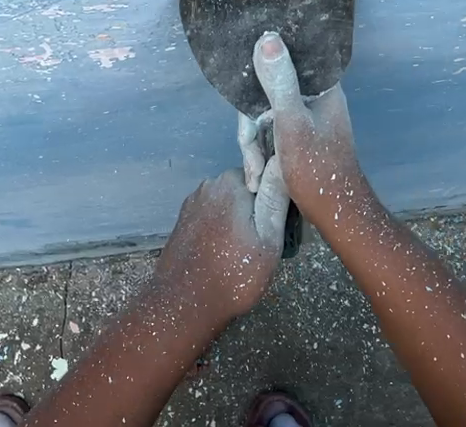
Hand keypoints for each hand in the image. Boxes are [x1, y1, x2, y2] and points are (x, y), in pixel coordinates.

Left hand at [150, 165, 288, 330]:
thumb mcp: (268, 238)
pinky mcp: (185, 219)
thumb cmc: (234, 274)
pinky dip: (221, 228)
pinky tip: (224, 252)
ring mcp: (194, 201)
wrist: (184, 303)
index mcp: (231, 182)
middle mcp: (210, 184)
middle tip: (265, 243)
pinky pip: (212, 215)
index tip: (280, 225)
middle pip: (245, 189)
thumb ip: (275, 197)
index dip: (276, 199)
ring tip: (245, 252)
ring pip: (228, 203)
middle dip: (257, 209)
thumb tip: (281, 161)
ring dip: (238, 220)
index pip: (264, 176)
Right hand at [241, 31, 369, 232]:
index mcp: (321, 86)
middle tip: (250, 149)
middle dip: (251, 123)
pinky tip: (256, 174)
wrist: (335, 216)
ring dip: (253, 143)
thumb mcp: (292, 122)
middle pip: (266, 91)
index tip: (243, 80)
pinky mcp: (297, 134)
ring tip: (254, 171)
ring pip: (263, 114)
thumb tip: (267, 38)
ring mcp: (305, 116)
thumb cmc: (318, 169)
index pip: (285, 58)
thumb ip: (279, 81)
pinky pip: (268, 131)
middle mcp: (314, 96)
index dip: (261, 66)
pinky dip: (259, 151)